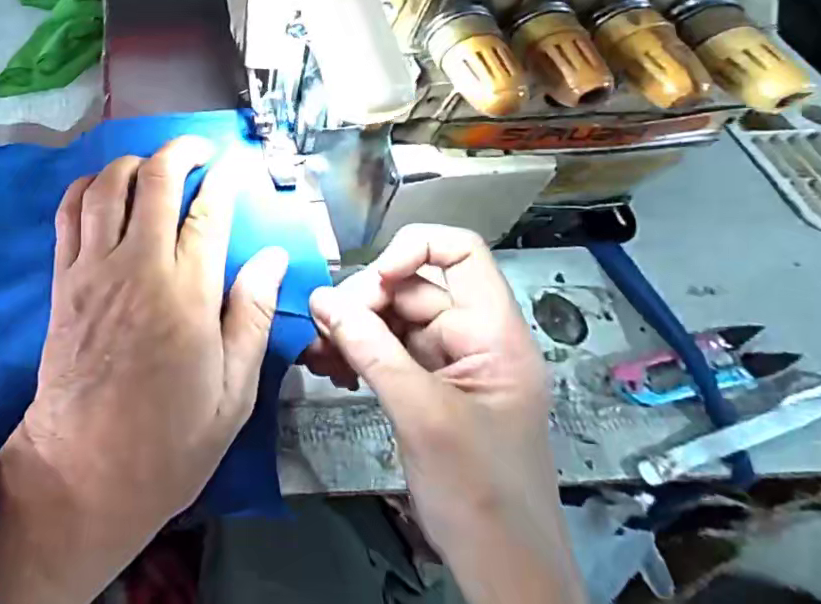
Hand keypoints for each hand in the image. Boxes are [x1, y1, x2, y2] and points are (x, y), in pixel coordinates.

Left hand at [0, 137, 289, 603]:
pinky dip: (85, 188)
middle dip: (181, 152)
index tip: (236, 166)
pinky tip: (103, 189)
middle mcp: (137, 268)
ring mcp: (92, 271)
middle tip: (200, 152)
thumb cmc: (169, 441)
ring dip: (134, 163)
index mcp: (187, 295)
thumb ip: (253, 315)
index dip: (225, 179)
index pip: (208, 212)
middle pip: (155, 180)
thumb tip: (272, 257)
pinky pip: (68, 215)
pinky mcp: (62, 282)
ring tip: (156, 166)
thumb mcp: (233, 392)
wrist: (80, 477)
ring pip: (107, 187)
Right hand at [306, 225, 584, 603]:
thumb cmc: (483, 498)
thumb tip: (323, 300)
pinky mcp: (428, 390)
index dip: (414, 249)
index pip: (461, 252)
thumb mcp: (423, 416)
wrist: (505, 578)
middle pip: (414, 287)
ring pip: (393, 320)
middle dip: (365, 300)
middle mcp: (473, 338)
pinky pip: (386, 353)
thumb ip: (372, 351)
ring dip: (352, 327)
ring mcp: (449, 365)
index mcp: (494, 332)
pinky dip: (357, 353)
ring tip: (316, 347)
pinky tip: (329, 367)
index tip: (374, 280)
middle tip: (324, 325)